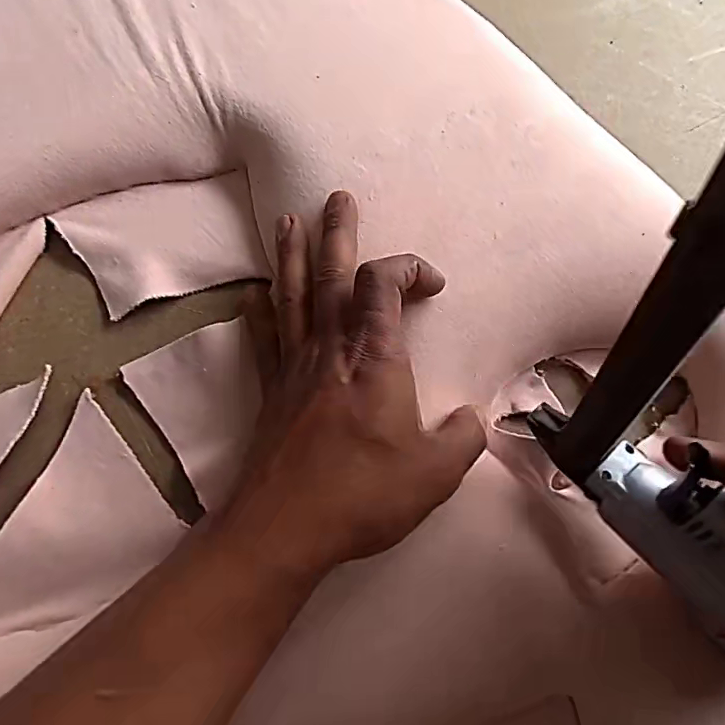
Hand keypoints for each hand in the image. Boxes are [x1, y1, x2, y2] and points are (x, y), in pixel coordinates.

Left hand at [211, 191, 485, 577]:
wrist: (285, 527)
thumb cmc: (363, 496)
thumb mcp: (436, 473)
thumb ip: (462, 438)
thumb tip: (471, 418)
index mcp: (373, 360)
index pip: (382, 286)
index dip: (408, 269)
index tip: (432, 283)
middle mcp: (330, 352)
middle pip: (330, 276)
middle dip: (337, 233)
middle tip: (337, 198)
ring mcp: (294, 370)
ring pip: (292, 297)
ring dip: (292, 255)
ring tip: (288, 221)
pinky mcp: (272, 393)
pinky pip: (266, 339)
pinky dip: (262, 310)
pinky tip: (254, 294)